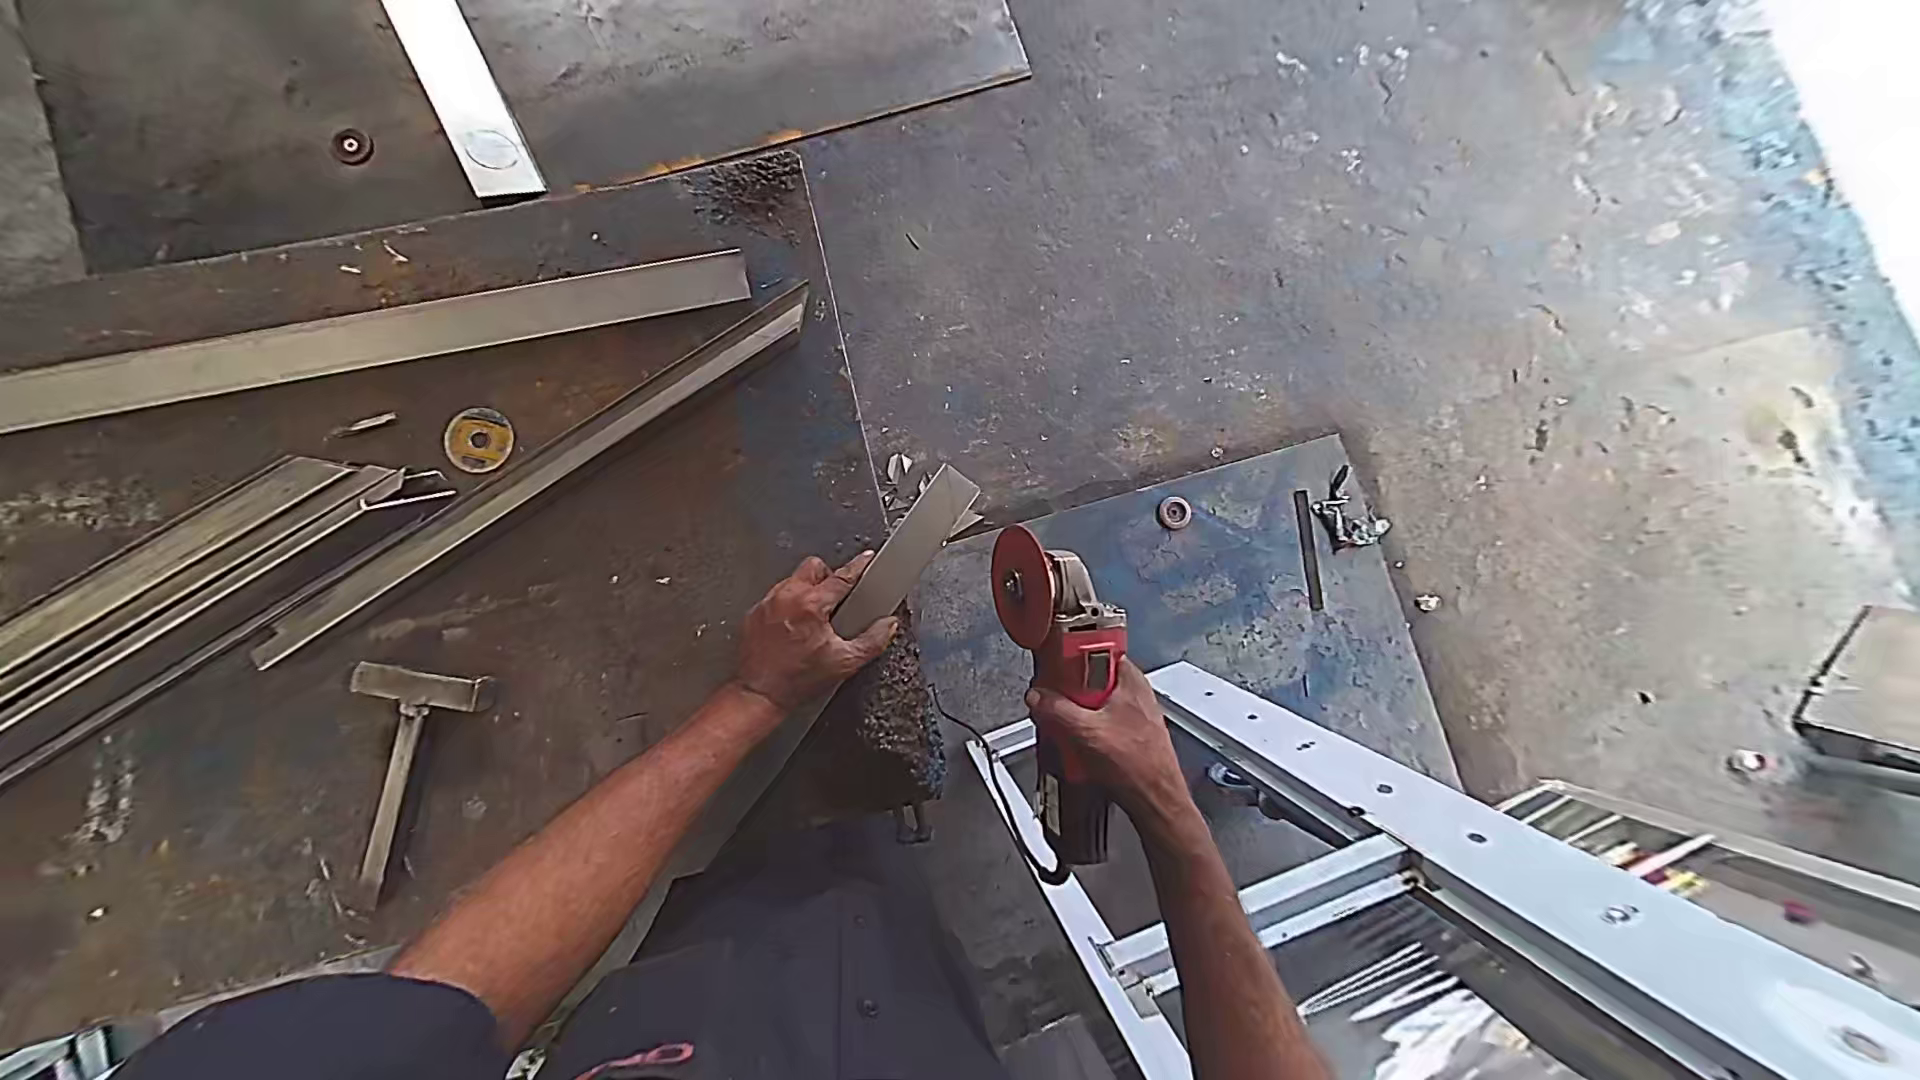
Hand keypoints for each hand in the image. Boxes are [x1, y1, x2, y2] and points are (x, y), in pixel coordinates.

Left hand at [735, 552, 898, 711]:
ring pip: (794, 579)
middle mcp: (787, 597)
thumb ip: (873, 640)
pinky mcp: (755, 612)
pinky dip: (788, 603)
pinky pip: (776, 595)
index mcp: (811, 605)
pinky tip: (795, 625)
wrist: (760, 695)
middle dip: (828, 577)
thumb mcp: (845, 662)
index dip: (859, 566)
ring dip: (807, 590)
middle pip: (814, 567)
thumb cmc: (797, 681)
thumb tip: (888, 625)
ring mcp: (768, 603)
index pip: (842, 576)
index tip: (867, 559)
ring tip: (814, 616)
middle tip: (835, 599)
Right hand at [1025, 658, 1193, 831]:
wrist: (1156, 802)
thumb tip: (1038, 697)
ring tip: (1065, 727)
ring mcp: (1134, 712)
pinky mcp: (1130, 732)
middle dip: (1070, 691)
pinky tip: (1079, 744)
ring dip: (1076, 712)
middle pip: (1090, 678)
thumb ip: (1056, 709)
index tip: (1055, 665)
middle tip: (1055, 702)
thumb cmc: (1138, 766)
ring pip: (1094, 701)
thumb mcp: (1086, 731)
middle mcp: (1135, 691)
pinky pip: (1100, 721)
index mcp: (1130, 679)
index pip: (1096, 650)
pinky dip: (1087, 728)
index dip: (1073, 656)